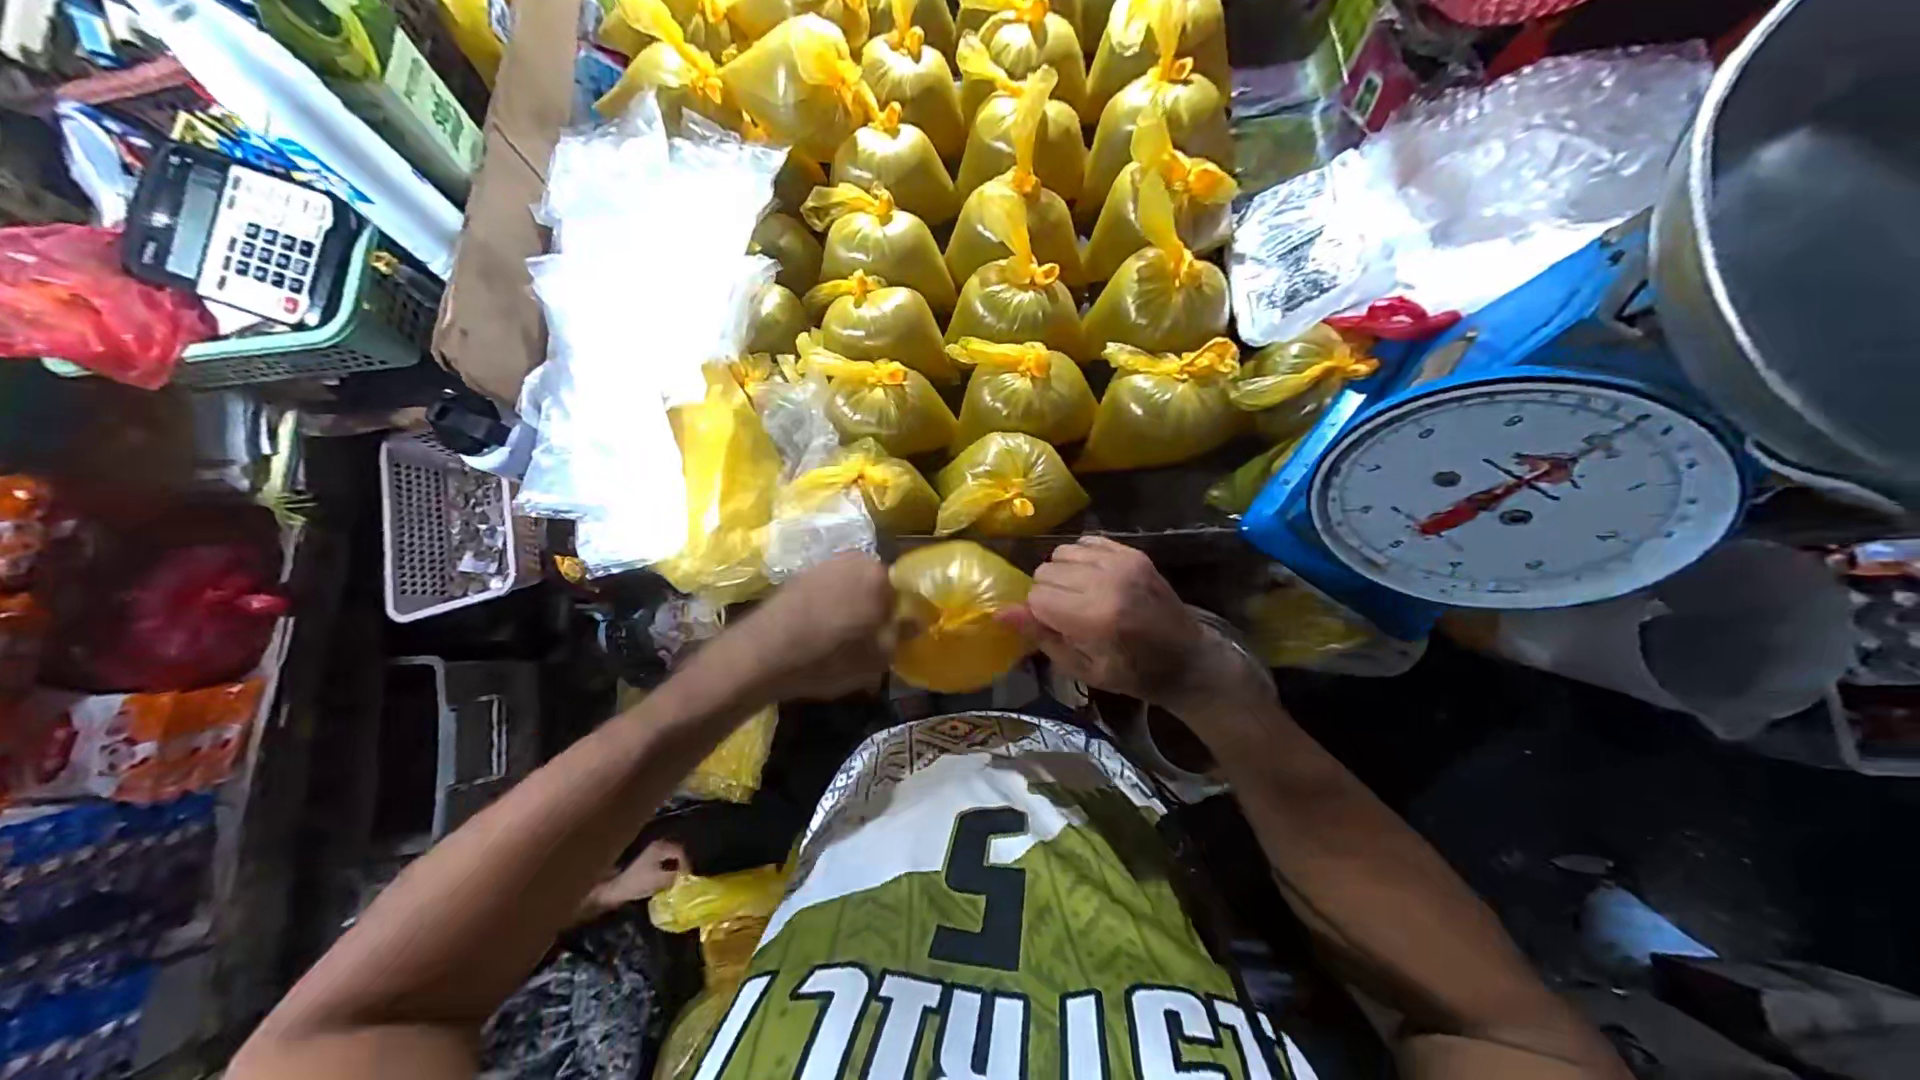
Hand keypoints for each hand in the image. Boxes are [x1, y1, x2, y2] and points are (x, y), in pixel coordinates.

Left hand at [573, 839, 684, 924]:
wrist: (611, 889)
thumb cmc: (636, 883)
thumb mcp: (660, 881)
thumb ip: (677, 877)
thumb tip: (688, 877)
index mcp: (662, 847)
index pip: (683, 853)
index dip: (688, 865)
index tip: (690, 878)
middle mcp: (657, 844)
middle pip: (677, 852)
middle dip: (683, 864)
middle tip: (686, 878)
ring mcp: (649, 851)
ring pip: (669, 856)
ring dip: (675, 866)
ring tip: (677, 879)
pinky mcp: (644, 859)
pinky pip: (662, 860)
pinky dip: (667, 868)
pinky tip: (665, 879)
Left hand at [730, 553, 897, 700]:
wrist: (760, 654)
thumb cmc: (827, 658)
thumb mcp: (876, 659)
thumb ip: (902, 635)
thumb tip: (917, 619)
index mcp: (881, 575)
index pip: (910, 588)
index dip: (908, 612)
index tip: (904, 632)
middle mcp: (855, 559)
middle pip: (882, 582)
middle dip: (882, 604)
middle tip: (877, 635)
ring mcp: (825, 563)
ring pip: (855, 583)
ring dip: (857, 603)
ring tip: (849, 635)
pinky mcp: (801, 573)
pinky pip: (832, 586)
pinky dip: (834, 602)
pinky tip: (825, 628)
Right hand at [1003, 537, 1267, 716]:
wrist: (1187, 659)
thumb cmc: (1132, 674)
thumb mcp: (1082, 668)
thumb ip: (1040, 635)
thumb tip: (1000, 612)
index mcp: (1095, 617)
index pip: (1036, 597)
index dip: (1038, 614)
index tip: (1055, 628)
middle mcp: (1107, 581)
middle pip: (1045, 571)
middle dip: (1048, 593)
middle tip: (1068, 614)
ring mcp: (1123, 562)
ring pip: (1062, 553)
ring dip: (1062, 573)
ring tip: (1080, 594)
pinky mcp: (1133, 552)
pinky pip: (1085, 541)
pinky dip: (1080, 558)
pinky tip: (1092, 578)